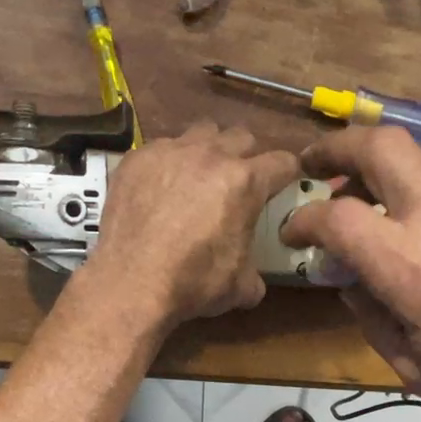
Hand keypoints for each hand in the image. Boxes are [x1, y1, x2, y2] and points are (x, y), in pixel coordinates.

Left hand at [87, 124, 298, 326]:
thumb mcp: (239, 288)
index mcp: (244, 182)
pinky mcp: (138, 158)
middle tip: (239, 183)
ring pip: (201, 133)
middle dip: (247, 157)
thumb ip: (254, 275)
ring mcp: (170, 151)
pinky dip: (169, 166)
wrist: (132, 283)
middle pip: (241, 137)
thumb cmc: (193, 283)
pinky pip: (162, 150)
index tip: (284, 183)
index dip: (288, 173)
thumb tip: (253, 282)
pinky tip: (160, 191)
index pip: (282, 162)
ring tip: (200, 179)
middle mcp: (210, 155)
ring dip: (209, 151)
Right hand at [281, 127, 420, 421]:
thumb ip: (373, 320)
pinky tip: (408, 234)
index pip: (339, 217)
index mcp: (410, 268)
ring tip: (357, 197)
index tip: (292, 235)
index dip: (303, 220)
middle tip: (315, 166)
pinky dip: (410, 195)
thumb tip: (351, 287)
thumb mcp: (413, 367)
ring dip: (376, 166)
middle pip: (382, 146)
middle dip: (339, 147)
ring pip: (415, 159)